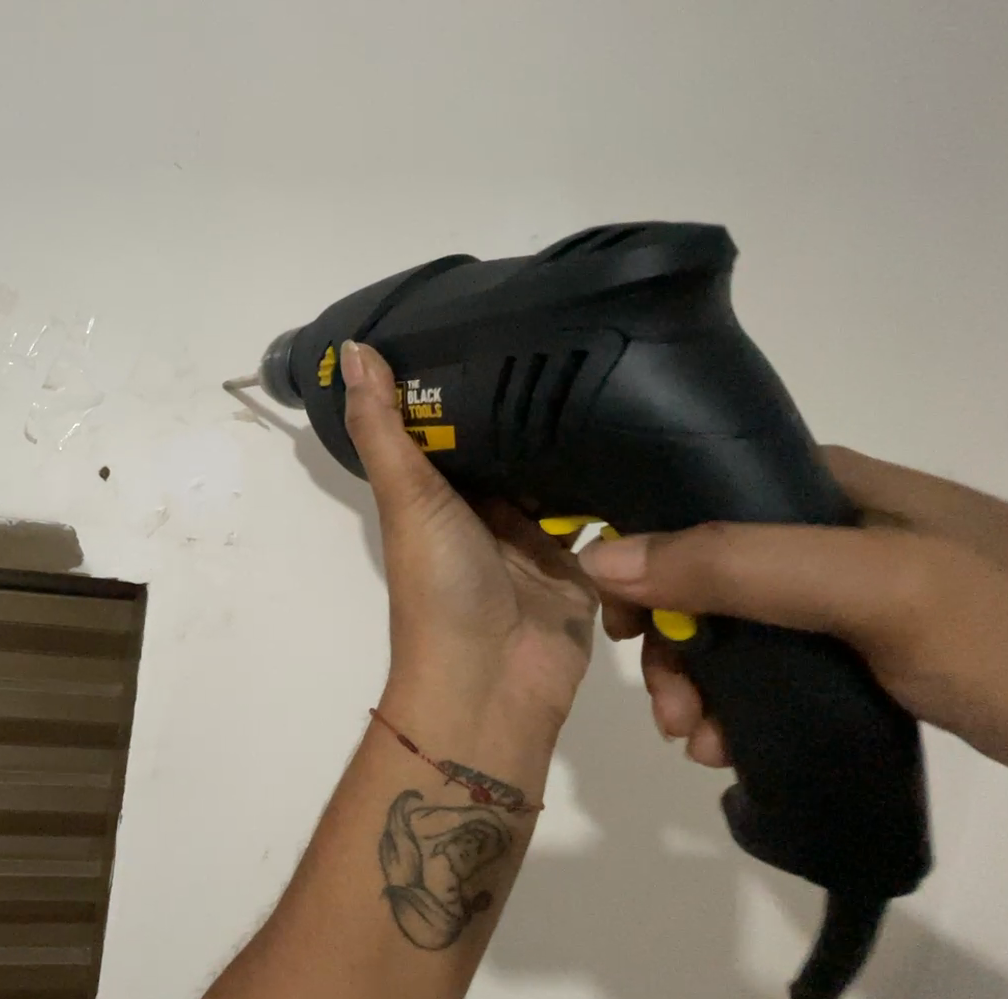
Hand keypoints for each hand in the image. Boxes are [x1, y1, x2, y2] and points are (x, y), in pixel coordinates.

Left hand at [341, 341, 596, 735]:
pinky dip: (620, 485)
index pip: (449, 422)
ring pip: (560, 473)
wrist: (491, 679)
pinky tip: (654, 431)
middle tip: (583, 329)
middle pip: (510, 444)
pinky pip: (605, 514)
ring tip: (624, 363)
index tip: (499, 311)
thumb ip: (383, 428)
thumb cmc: (438, 584)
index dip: (466, 376)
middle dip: (536, 401)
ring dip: (582, 437)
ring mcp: (533, 535)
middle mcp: (481, 508)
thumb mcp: (406, 497)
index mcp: (434, 492)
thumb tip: (354, 350)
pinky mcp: (581, 561)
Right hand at [580, 446, 1007, 805]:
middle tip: (672, 713)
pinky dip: (738, 703)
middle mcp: (821, 525)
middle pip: (696, 574)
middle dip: (668, 645)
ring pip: (728, 624)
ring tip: (703, 745)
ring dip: (697, 683)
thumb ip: (735, 565)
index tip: (621, 630)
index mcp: (817, 484)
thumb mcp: (880, 591)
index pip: (680, 502)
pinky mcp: (867, 641)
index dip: (634, 561)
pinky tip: (734, 745)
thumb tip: (594, 558)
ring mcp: (847, 585)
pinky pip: (769, 661)